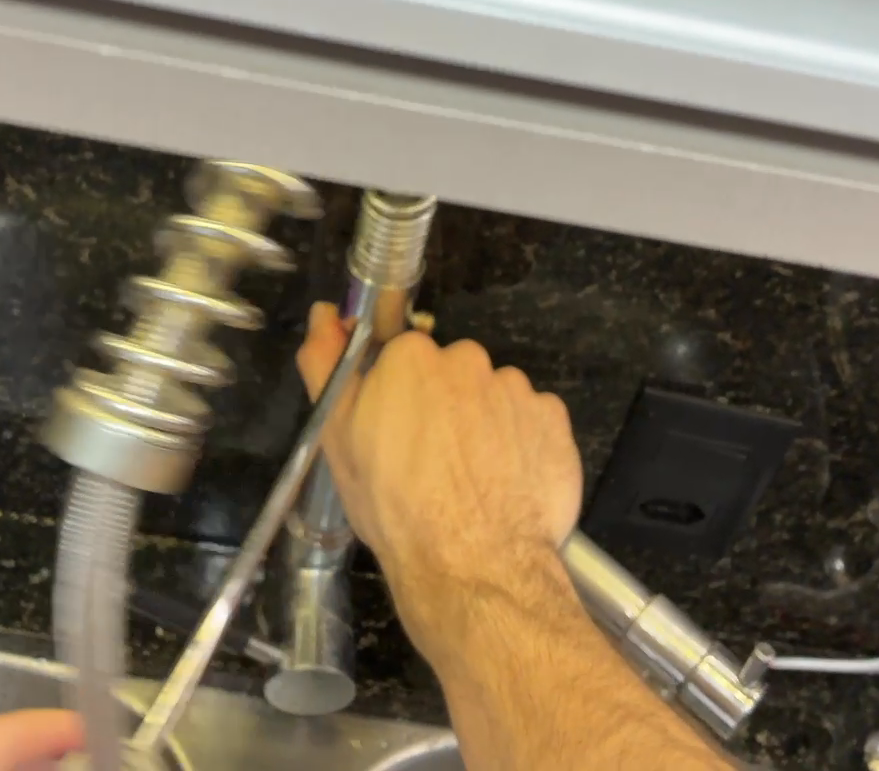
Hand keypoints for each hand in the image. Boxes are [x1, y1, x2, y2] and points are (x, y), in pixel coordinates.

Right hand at [297, 304, 582, 657]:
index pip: (402, 358)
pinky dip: (519, 441)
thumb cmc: (392, 504)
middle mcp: (468, 358)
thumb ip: (326, 363)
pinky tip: (506, 480)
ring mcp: (516, 387)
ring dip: (482, 422)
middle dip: (442, 404)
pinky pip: (530, 419)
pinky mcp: (554, 419)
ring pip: (491, 395)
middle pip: (451, 373)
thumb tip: (324, 311)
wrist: (471, 567)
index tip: (395, 431)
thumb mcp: (337, 437)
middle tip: (431, 460)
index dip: (397, 395)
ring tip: (471, 478)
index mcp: (411, 356)